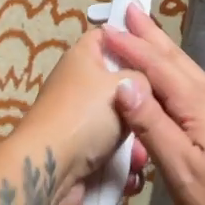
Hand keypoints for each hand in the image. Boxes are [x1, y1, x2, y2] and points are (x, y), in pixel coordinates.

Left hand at [0, 27, 151, 202]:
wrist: (49, 170)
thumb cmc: (85, 115)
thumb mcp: (127, 84)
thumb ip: (146, 76)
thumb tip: (146, 85)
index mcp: (83, 55)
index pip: (109, 34)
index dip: (132, 39)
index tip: (156, 53)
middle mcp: (79, 82)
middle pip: (121, 82)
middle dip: (141, 104)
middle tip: (154, 111)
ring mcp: (79, 118)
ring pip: (120, 122)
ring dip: (135, 140)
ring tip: (141, 153)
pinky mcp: (80, 150)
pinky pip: (110, 149)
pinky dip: (123, 161)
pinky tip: (131, 170)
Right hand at [105, 4, 204, 204]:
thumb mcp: (183, 168)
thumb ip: (152, 126)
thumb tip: (124, 84)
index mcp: (198, 104)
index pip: (157, 67)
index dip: (131, 47)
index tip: (108, 29)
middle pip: (176, 59)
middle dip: (151, 35)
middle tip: (132, 9)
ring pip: (189, 71)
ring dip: (165, 51)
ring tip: (148, 38)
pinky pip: (199, 86)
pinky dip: (180, 73)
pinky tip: (177, 83)